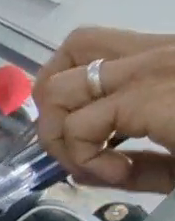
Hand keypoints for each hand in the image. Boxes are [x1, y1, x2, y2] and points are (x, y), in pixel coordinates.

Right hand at [35, 25, 174, 192]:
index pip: (74, 126)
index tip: (115, 176)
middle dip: (57, 126)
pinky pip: (114, 44)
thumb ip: (138, 174)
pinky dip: (96, 73)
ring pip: (78, 48)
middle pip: (60, 85)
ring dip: (65, 90)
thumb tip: (97, 170)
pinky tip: (115, 101)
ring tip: (84, 116)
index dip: (80, 159)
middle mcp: (160, 61)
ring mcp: (172, 45)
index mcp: (162, 97)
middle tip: (84, 150)